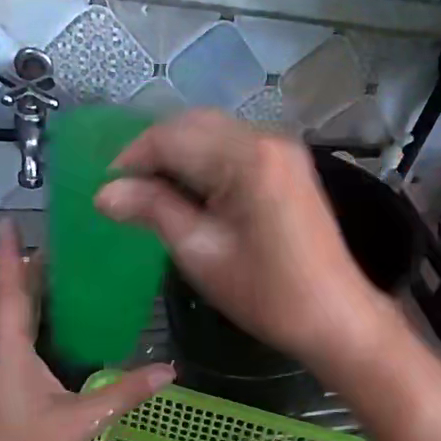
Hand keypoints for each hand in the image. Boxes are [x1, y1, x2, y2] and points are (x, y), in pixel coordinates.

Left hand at [0, 221, 173, 440]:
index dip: (9, 256)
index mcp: (8, 352)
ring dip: (35, 302)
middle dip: (32, 274)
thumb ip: (126, 392)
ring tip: (68, 284)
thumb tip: (171, 368)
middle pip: (12, 304)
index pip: (10, 292)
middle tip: (65, 247)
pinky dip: (36, 329)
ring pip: (13, 328)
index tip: (9, 222)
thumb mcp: (81, 421)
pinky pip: (16, 348)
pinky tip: (61, 338)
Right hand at [94, 111, 398, 370]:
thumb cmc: (267, 293)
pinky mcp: (292, 166)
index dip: (132, 158)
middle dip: (156, 152)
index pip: (172, 136)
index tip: (106, 189)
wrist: (335, 315)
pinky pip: (238, 148)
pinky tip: (193, 192)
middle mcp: (269, 139)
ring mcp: (286, 151)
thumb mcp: (202, 253)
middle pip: (195, 126)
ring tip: (154, 194)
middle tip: (128, 191)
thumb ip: (154, 211)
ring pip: (216, 134)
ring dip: (181, 155)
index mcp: (247, 157)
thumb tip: (105, 192)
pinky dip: (209, 162)